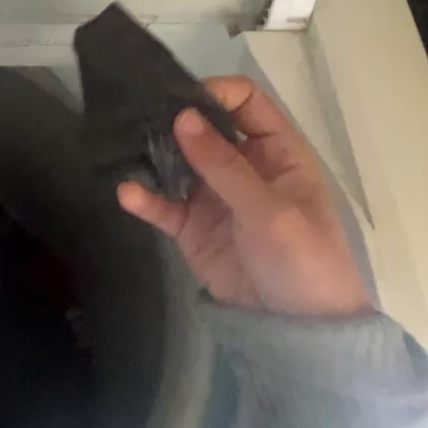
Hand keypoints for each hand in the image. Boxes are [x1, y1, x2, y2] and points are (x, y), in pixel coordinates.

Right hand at [117, 76, 371, 317]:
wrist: (300, 335)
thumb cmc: (304, 261)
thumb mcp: (270, 210)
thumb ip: (224, 164)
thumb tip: (181, 115)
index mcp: (274, 151)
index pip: (244, 100)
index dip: (213, 92)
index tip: (178, 99)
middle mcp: (240, 164)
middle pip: (201, 124)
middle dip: (170, 118)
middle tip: (135, 113)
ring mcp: (211, 194)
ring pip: (174, 159)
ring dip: (150, 153)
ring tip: (122, 147)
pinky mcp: (189, 225)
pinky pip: (160, 202)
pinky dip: (143, 196)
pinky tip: (127, 193)